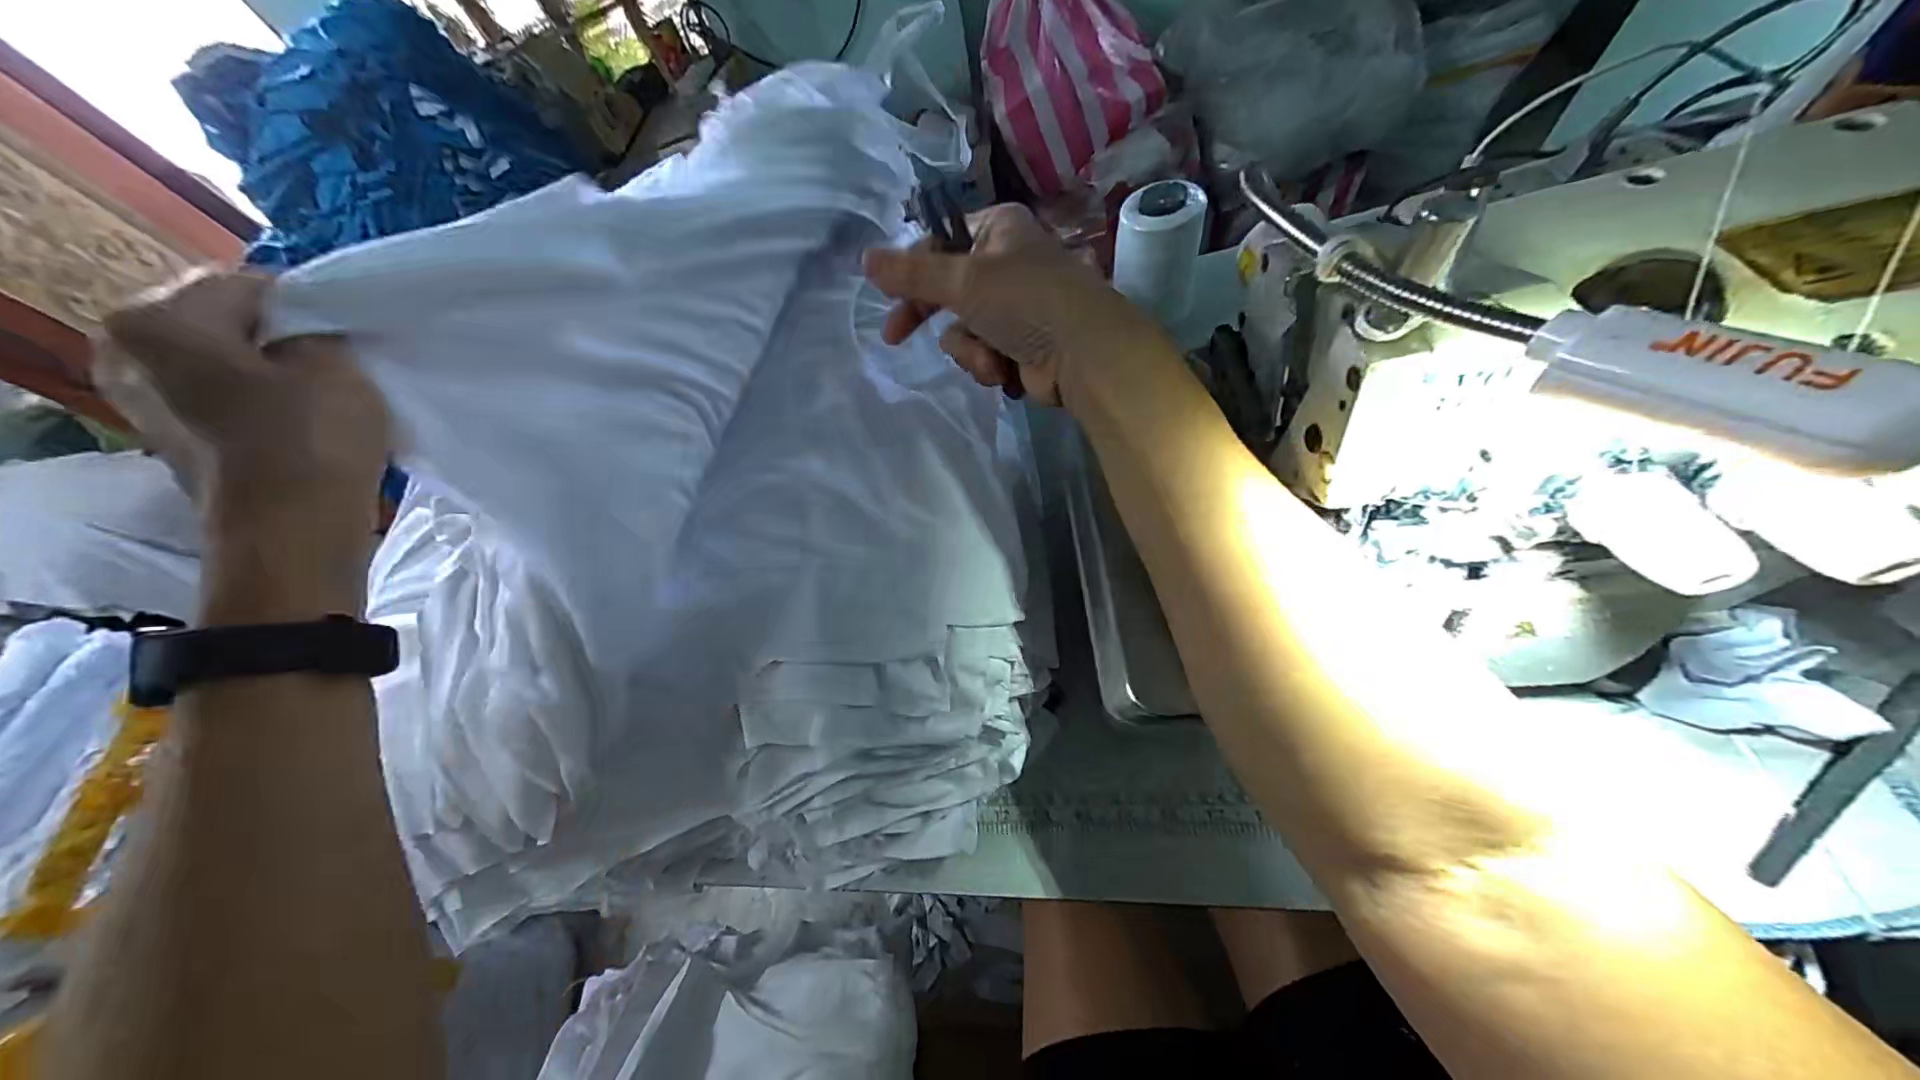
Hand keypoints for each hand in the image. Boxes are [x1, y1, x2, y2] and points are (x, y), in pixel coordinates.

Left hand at [92, 270, 391, 617]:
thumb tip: (307, 331)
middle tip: (342, 365)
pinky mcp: (174, 438)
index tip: (351, 335)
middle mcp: (126, 353)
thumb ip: (316, 331)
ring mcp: (143, 401)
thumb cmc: (311, 439)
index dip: (309, 306)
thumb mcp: (337, 366)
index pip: (246, 285)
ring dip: (278, 374)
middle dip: (284, 339)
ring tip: (328, 399)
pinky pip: (226, 400)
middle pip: (226, 324)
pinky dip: (266, 405)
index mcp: (156, 321)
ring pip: (228, 364)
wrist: (292, 532)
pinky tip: (306, 426)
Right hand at [863, 204, 1172, 408]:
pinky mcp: (1022, 346)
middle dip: (934, 319)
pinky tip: (1006, 371)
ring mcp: (1016, 308)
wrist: (1084, 356)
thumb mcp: (963, 279)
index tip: (884, 297)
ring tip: (992, 358)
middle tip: (896, 338)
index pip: (940, 243)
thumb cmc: (1026, 302)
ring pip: (963, 331)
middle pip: (947, 291)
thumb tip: (864, 258)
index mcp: (999, 230)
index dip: (910, 272)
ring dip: (970, 350)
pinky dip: (989, 365)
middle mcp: (1007, 263)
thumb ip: (912, 272)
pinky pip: (984, 354)